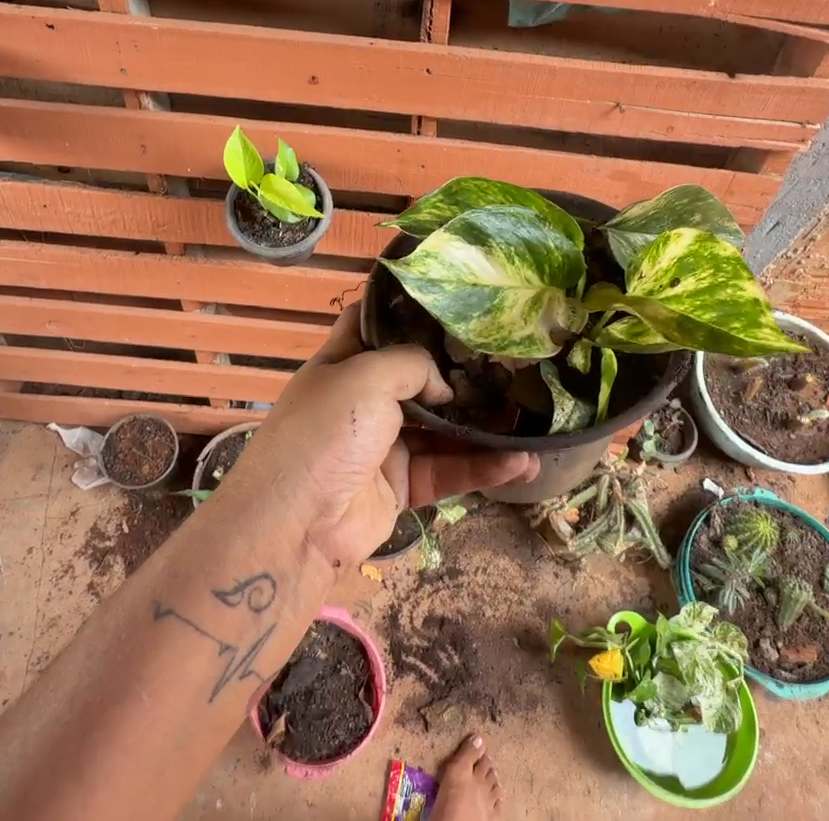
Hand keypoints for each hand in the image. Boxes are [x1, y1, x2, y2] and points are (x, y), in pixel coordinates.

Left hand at [216, 305, 538, 574]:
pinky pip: (447, 472)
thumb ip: (413, 365)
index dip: (407, 314)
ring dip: (483, 429)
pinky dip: (481, 468)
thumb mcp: (366, 375)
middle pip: (418, 381)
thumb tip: (444, 386)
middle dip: (460, 376)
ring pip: (441, 431)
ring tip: (530, 422)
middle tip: (512, 366)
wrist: (298, 522)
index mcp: (343, 365)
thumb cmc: (326, 430)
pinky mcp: (400, 487)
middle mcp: (363, 402)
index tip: (453, 306)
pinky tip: (520, 463)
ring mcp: (382, 446)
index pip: (372, 326)